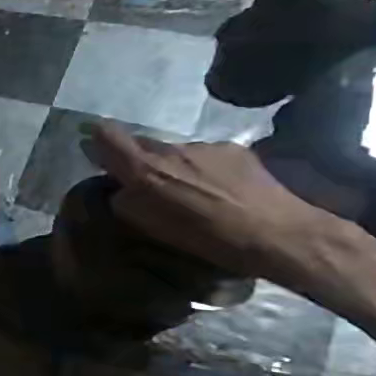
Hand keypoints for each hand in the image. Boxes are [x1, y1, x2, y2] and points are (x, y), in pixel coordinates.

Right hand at [82, 123, 341, 284]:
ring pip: (177, 153)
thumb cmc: (211, 239)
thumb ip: (129, 205)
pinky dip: (205, 170)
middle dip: (141, 162)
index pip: (107, 136)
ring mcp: (204, 146)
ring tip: (194, 196)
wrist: (280, 234)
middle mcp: (171, 150)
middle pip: (144, 147)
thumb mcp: (157, 230)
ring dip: (177, 168)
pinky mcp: (233, 149)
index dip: (97, 140)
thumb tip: (121, 192)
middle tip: (152, 188)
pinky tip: (221, 192)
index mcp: (147, 170)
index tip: (95, 149)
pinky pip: (205, 156)